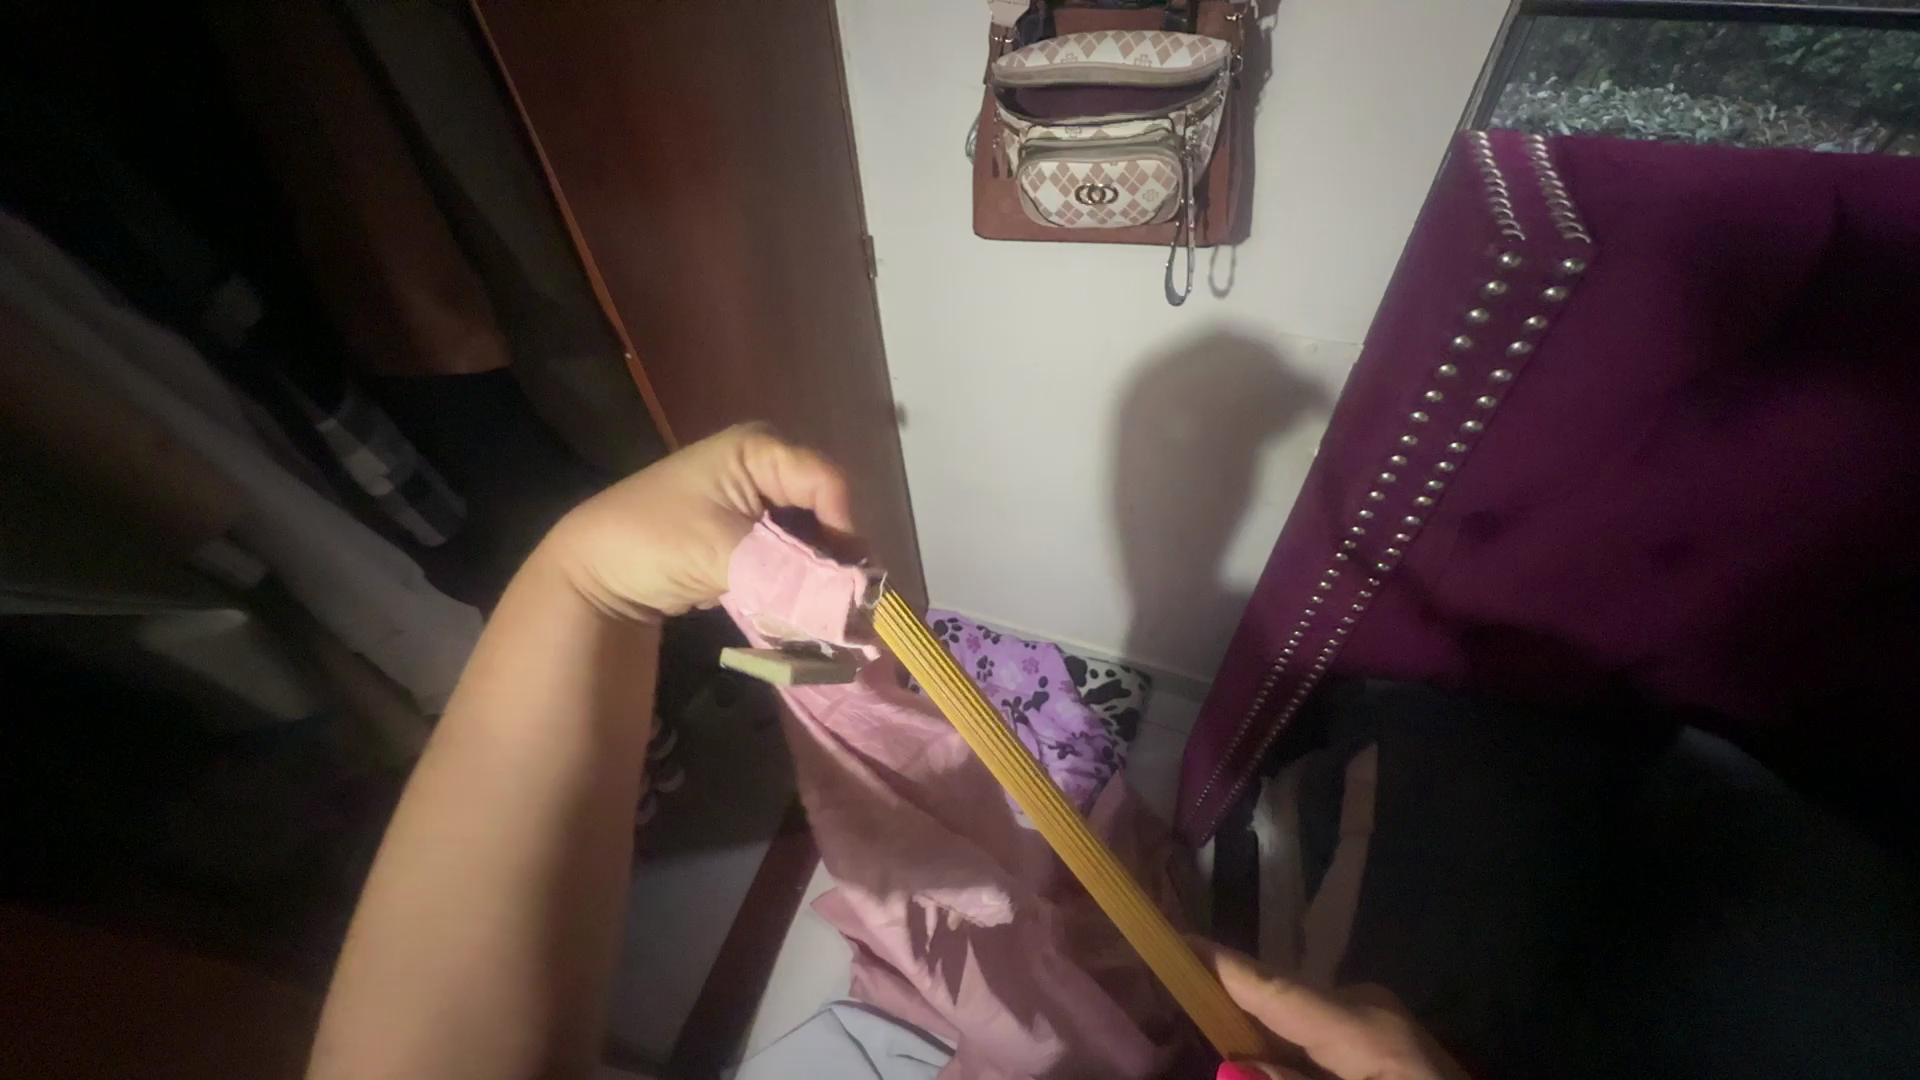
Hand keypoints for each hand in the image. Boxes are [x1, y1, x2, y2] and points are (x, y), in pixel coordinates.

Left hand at [542, 424, 853, 619]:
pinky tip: (795, 603)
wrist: (595, 573)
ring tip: (816, 608)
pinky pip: (797, 551)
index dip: (844, 530)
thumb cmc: (653, 543)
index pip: (828, 482)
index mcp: (760, 448)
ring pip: (816, 534)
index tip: (845, 580)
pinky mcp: (756, 529)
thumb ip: (793, 577)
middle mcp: (770, 465)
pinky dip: (800, 579)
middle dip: (833, 556)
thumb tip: (856, 606)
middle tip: (838, 601)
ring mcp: (763, 497)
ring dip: (817, 573)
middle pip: (827, 508)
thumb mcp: (725, 556)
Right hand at [1201, 943, 1469, 1079]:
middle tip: (1200, 1021)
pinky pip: (1328, 1040)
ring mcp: (1387, 1026)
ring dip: (1272, 1041)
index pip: (1272, 986)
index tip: (1171, 937)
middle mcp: (1373, 1012)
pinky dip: (1301, 1055)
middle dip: (1240, 1015)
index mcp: (1365, 1030)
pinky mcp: (1394, 1045)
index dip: (1219, 963)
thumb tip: (1232, 1063)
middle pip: (1282, 1003)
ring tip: (1247, 1058)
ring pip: (1304, 1024)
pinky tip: (1284, 1065)